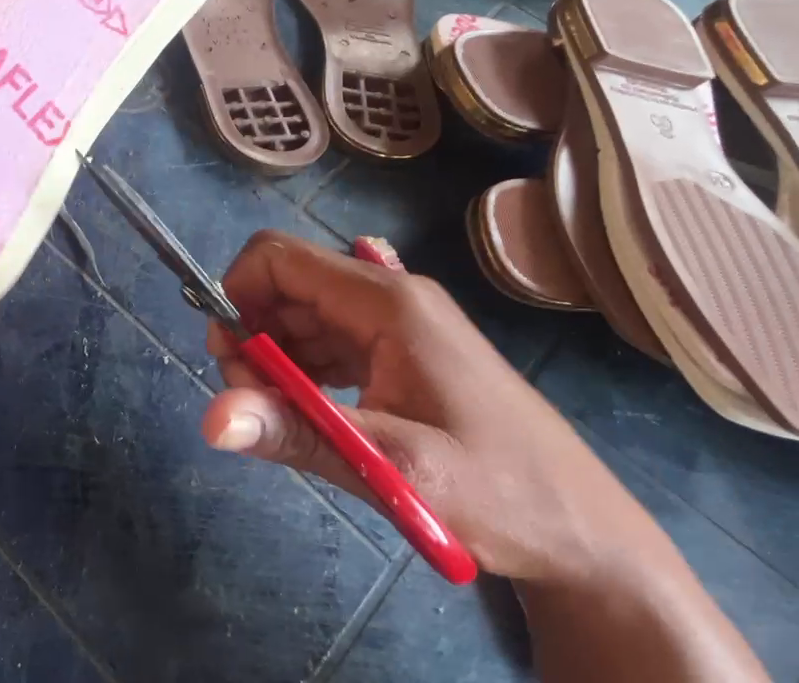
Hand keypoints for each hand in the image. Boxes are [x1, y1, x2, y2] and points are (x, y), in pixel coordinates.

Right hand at [199, 230, 655, 581]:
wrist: (591, 542)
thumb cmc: (503, 495)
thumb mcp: (394, 467)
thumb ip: (297, 432)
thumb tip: (210, 419)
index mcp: (389, 303)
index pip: (277, 257)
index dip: (235, 294)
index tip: (230, 358)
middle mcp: (390, 298)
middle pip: (284, 287)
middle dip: (251, 335)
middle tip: (257, 400)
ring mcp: (397, 326)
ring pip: (299, 316)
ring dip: (273, 358)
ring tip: (286, 416)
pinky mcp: (400, 354)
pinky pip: (324, 342)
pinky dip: (301, 372)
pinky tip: (314, 415)